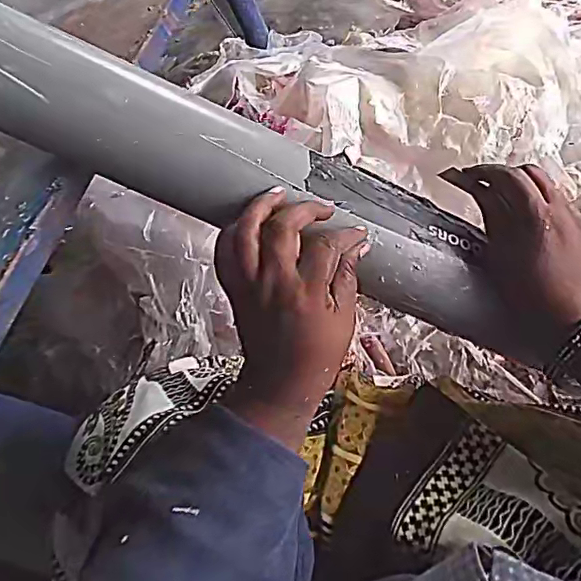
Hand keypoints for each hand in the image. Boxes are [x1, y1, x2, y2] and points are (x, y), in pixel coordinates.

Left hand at [215, 190, 368, 445]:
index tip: (353, 232)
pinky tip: (248, 221)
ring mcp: (250, 284)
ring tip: (277, 195)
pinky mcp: (235, 288)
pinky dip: (234, 231)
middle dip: (305, 209)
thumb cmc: (314, 358)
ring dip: (260, 207)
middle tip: (320, 209)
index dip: (343, 234)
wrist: (278, 384)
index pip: (326, 246)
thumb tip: (356, 247)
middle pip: (283, 228)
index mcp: (307, 294)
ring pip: (245, 231)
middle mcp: (274, 283)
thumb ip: (348, 278)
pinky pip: (225, 250)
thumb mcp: (344, 320)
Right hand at [441, 164, 580, 336]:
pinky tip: (530, 222)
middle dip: (504, 174)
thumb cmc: (529, 294)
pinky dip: (541, 204)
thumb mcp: (500, 253)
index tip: (464, 177)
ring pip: (548, 187)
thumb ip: (492, 214)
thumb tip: (478, 189)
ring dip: (524, 188)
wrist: (575, 321)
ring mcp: (577, 219)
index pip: (507, 175)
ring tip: (505, 202)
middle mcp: (560, 209)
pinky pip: (561, 205)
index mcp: (535, 213)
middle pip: (530, 173)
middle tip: (483, 184)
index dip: (481, 172)